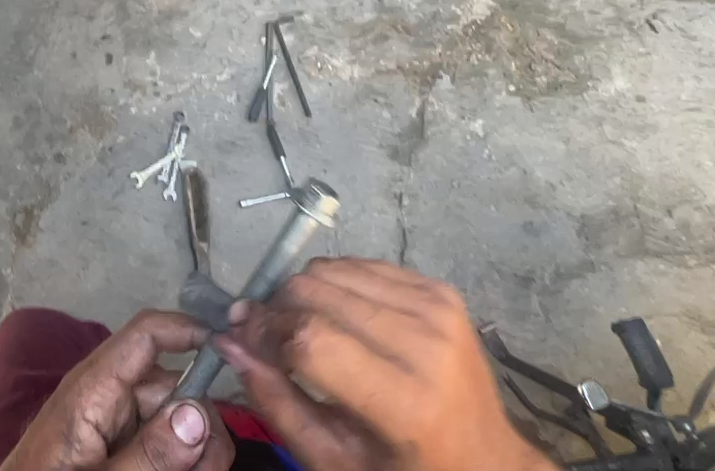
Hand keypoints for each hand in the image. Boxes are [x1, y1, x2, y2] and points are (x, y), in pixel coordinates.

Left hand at [0, 309, 235, 470]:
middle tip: (207, 470)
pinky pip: (165, 444)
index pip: (148, 333)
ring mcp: (116, 422)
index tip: (233, 353)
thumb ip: (149, 454)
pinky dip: (180, 462)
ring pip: (179, 421)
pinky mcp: (121, 446)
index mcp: (95, 386)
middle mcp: (110, 395)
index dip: (190, 330)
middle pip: (176, 387)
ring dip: (196, 453)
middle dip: (203, 425)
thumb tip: (199, 412)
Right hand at [213, 259, 553, 470]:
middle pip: (315, 291)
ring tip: (303, 328)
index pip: (311, 339)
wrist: (486, 462)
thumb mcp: (334, 462)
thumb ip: (275, 400)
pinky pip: (358, 264)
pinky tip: (339, 318)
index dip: (264, 331)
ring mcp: (437, 309)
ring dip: (302, 294)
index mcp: (406, 403)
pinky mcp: (439, 289)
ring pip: (330, 269)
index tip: (239, 336)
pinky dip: (334, 285)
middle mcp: (426, 344)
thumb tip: (228, 341)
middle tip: (266, 335)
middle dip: (276, 309)